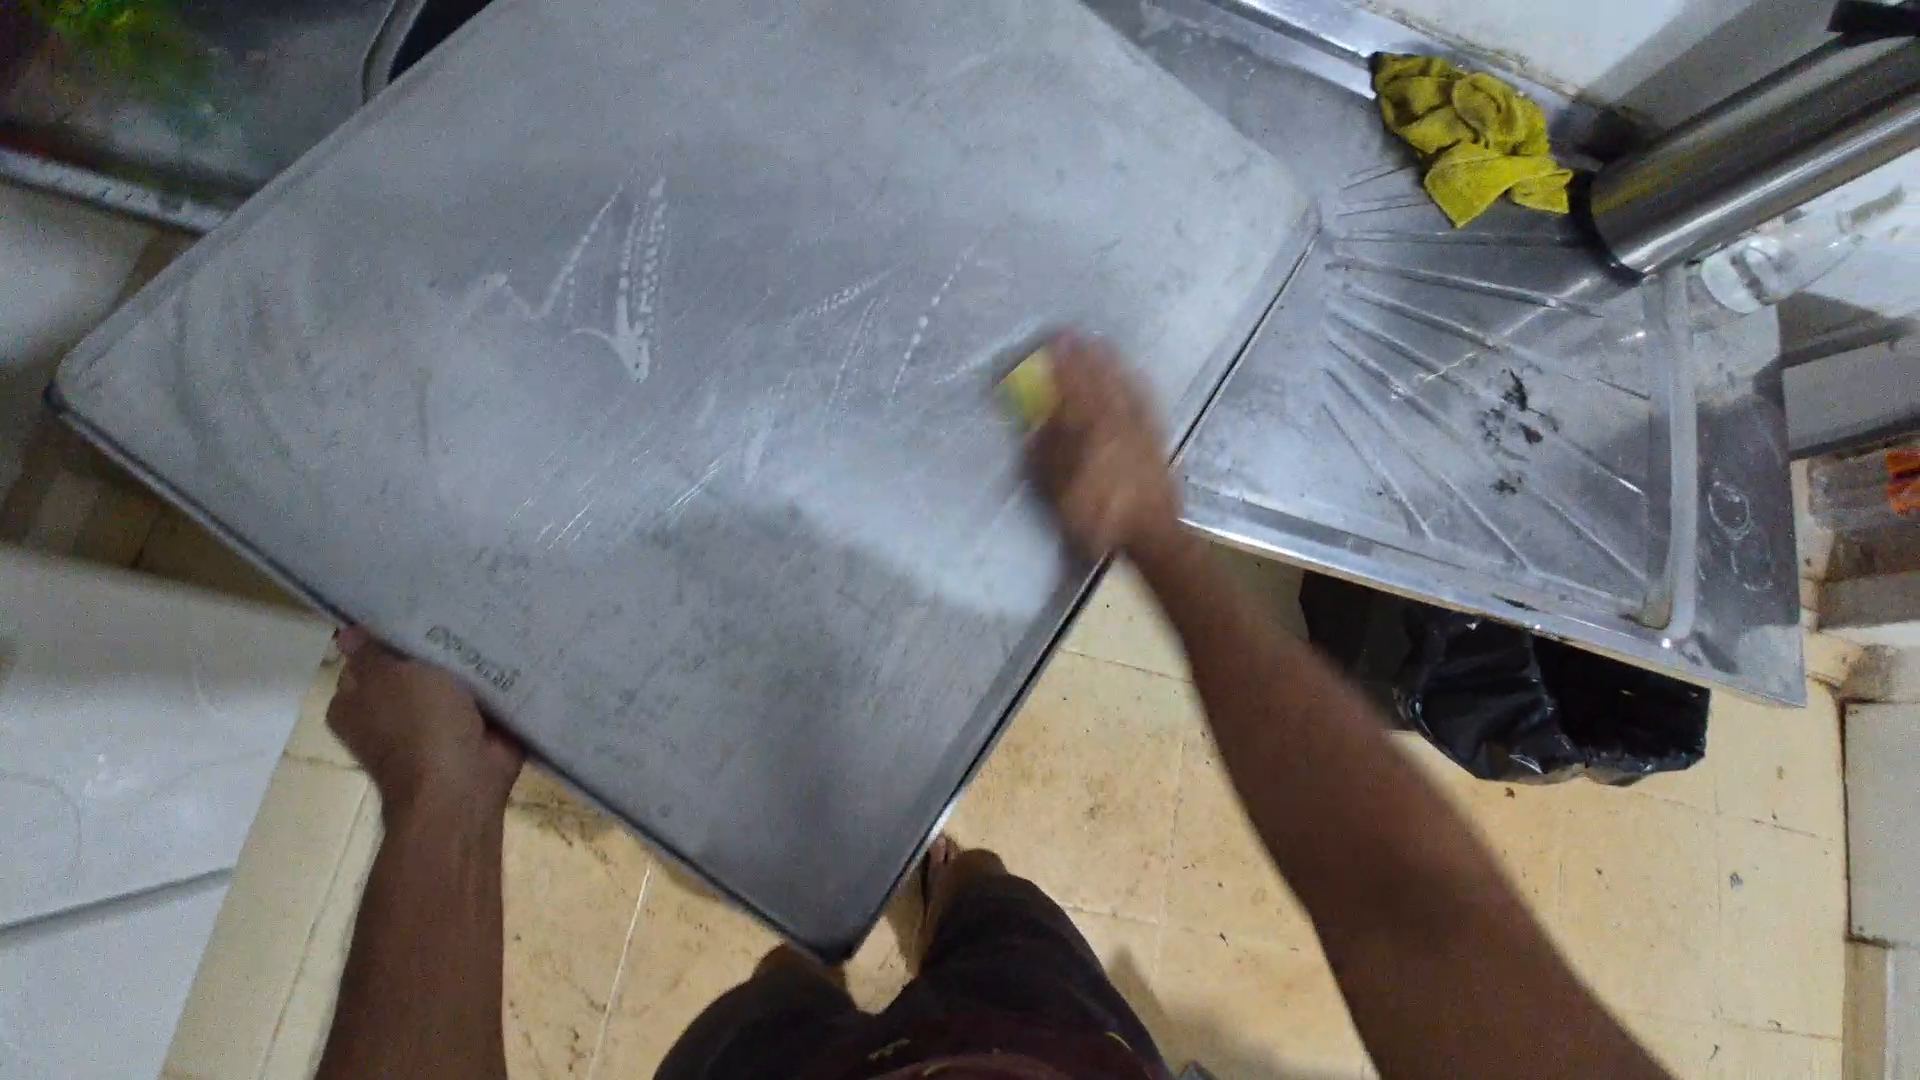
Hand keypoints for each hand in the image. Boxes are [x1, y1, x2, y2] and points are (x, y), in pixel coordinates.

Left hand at [326, 627, 523, 818]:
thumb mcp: (389, 678)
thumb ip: (372, 654)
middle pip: (414, 667)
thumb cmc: (418, 726)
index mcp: (357, 703)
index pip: (368, 658)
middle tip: (461, 610)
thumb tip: (347, 633)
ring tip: (492, 626)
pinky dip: (497, 683)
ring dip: (470, 663)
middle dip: (436, 646)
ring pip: (452, 680)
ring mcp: (435, 724)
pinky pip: (485, 697)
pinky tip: (513, 654)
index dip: (390, 634)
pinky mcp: (475, 729)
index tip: (418, 607)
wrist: (462, 782)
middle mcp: (392, 714)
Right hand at [1026, 331, 1181, 557]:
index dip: (1060, 364)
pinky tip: (1134, 377)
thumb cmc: (1098, 516)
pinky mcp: (1156, 439)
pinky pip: (1145, 401)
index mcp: (1089, 430)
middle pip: (1098, 380)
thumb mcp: (1059, 491)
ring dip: (1111, 362)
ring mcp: (1140, 428)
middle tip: (1074, 334)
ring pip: (1123, 385)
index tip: (1051, 343)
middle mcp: (1116, 421)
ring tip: (1101, 344)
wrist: (1151, 534)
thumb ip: (1047, 454)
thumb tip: (1035, 426)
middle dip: (1085, 355)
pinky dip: (1137, 383)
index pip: (1070, 388)